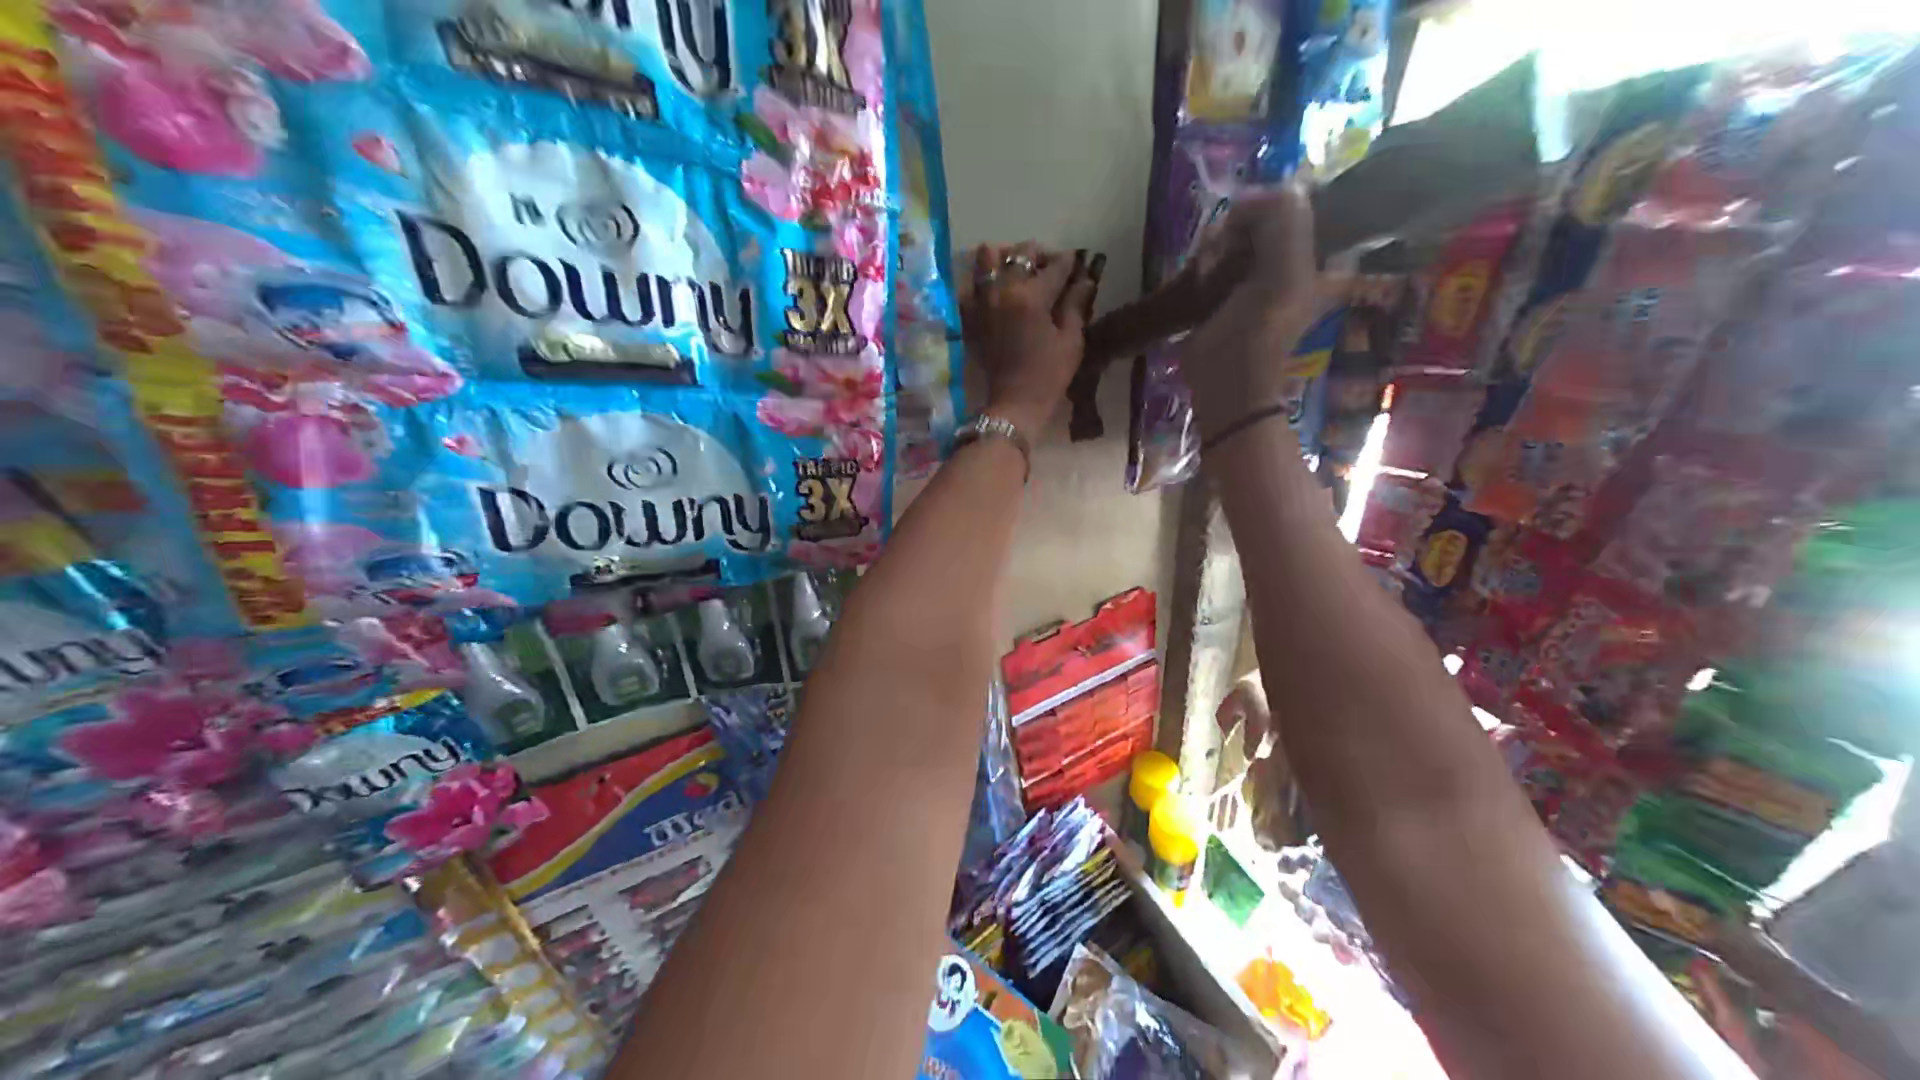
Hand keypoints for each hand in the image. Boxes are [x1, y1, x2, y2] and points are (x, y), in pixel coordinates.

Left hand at [961, 244, 1104, 435]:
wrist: (1014, 403)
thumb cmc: (1049, 375)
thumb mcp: (1071, 340)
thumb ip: (1076, 303)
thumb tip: (1085, 278)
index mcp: (1031, 297)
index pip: (1055, 266)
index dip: (1070, 262)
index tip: (1077, 264)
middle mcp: (1002, 291)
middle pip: (1020, 253)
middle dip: (1039, 255)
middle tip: (1050, 268)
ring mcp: (981, 302)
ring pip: (987, 257)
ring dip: (1005, 257)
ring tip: (1018, 271)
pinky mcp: (970, 315)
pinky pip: (970, 284)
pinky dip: (983, 280)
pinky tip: (997, 290)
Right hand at [1178, 184, 1332, 439]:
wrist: (1225, 380)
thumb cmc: (1257, 332)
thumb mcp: (1284, 272)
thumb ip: (1284, 221)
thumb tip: (1257, 196)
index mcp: (1317, 254)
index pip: (1293, 202)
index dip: (1265, 206)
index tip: (1244, 226)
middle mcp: (1291, 259)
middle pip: (1261, 216)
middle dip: (1237, 226)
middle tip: (1221, 251)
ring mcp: (1258, 275)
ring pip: (1236, 234)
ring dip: (1217, 244)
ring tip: (1206, 267)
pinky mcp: (1227, 290)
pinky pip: (1217, 255)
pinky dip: (1205, 259)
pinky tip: (1199, 273)